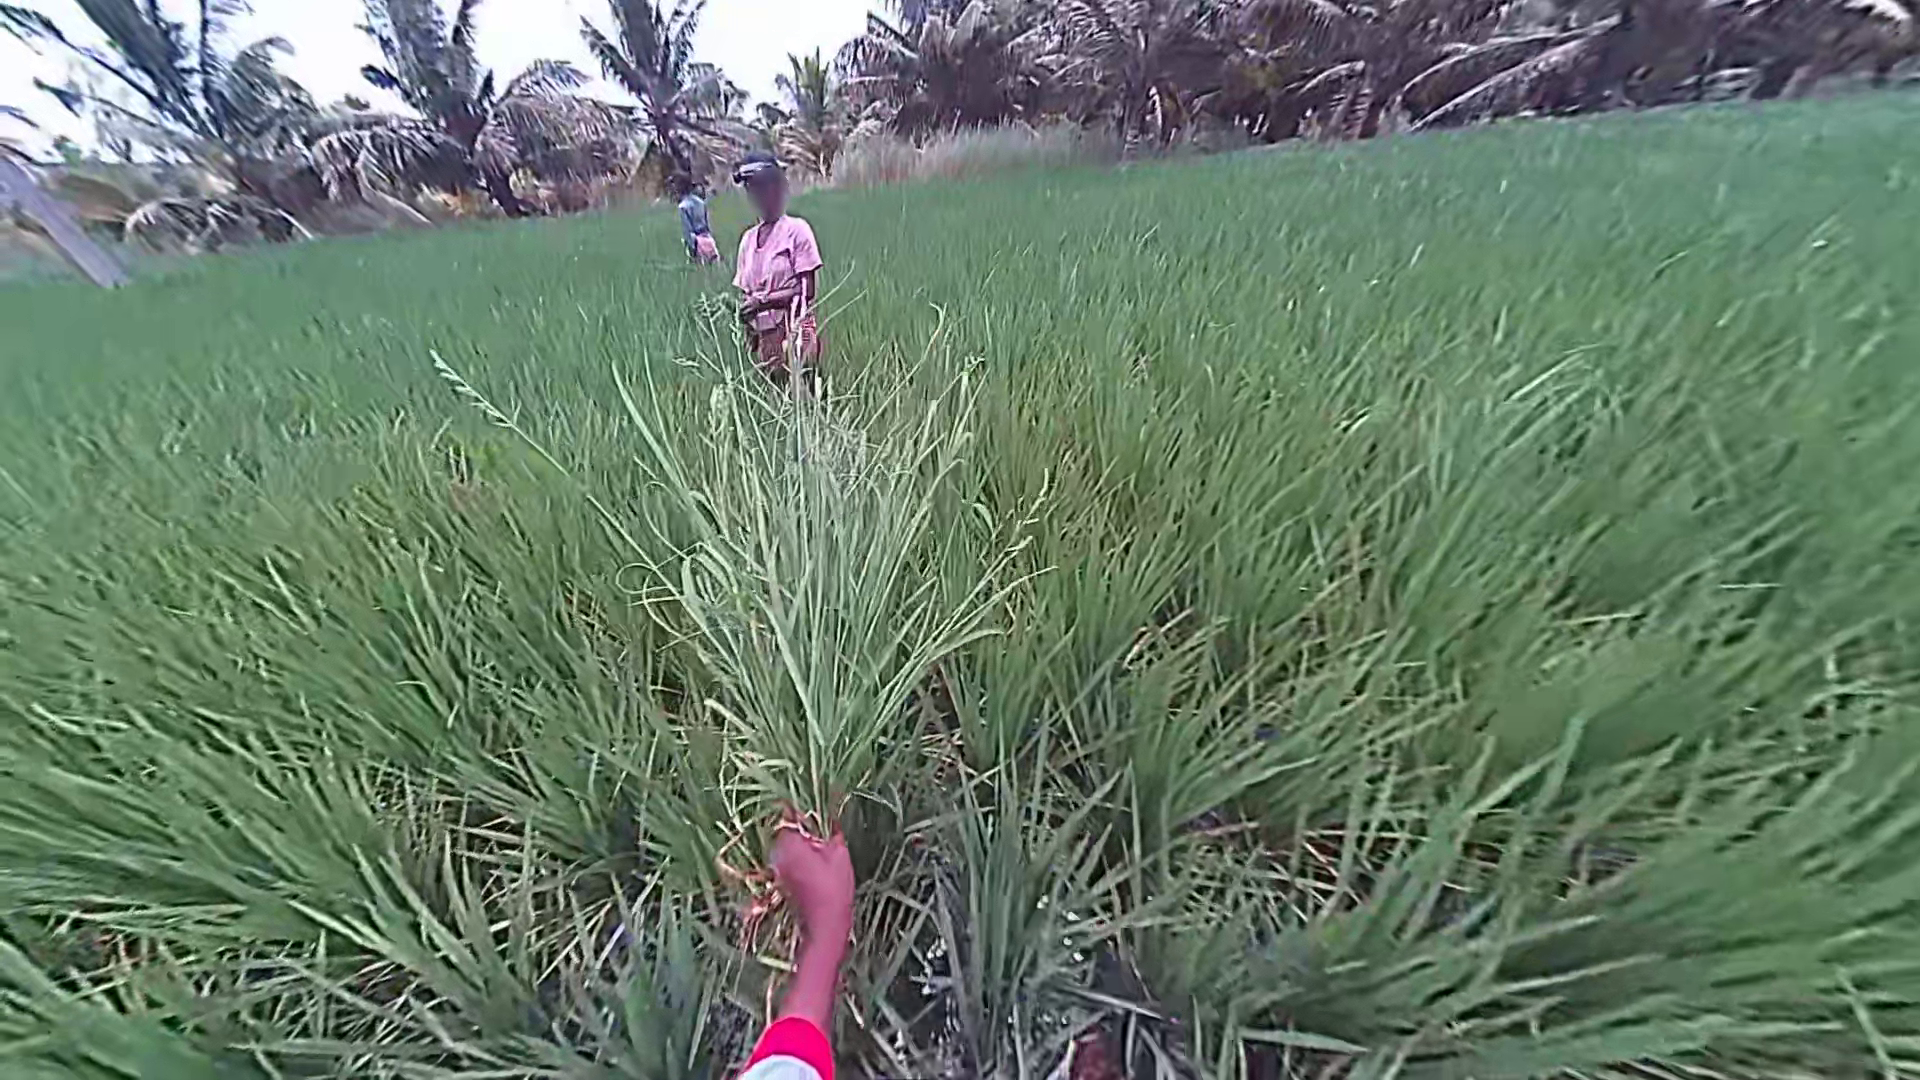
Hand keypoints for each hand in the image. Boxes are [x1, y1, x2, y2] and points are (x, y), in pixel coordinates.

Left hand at [771, 821, 854, 949]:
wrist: (824, 928)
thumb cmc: (833, 887)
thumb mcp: (838, 852)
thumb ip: (830, 829)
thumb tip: (828, 813)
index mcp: (788, 843)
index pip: (790, 816)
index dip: (806, 813)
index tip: (819, 815)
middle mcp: (776, 855)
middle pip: (789, 831)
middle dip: (806, 829)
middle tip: (825, 834)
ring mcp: (777, 870)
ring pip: (790, 846)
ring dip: (805, 844)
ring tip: (824, 851)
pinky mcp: (781, 882)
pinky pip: (790, 860)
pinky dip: (802, 858)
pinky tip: (819, 866)